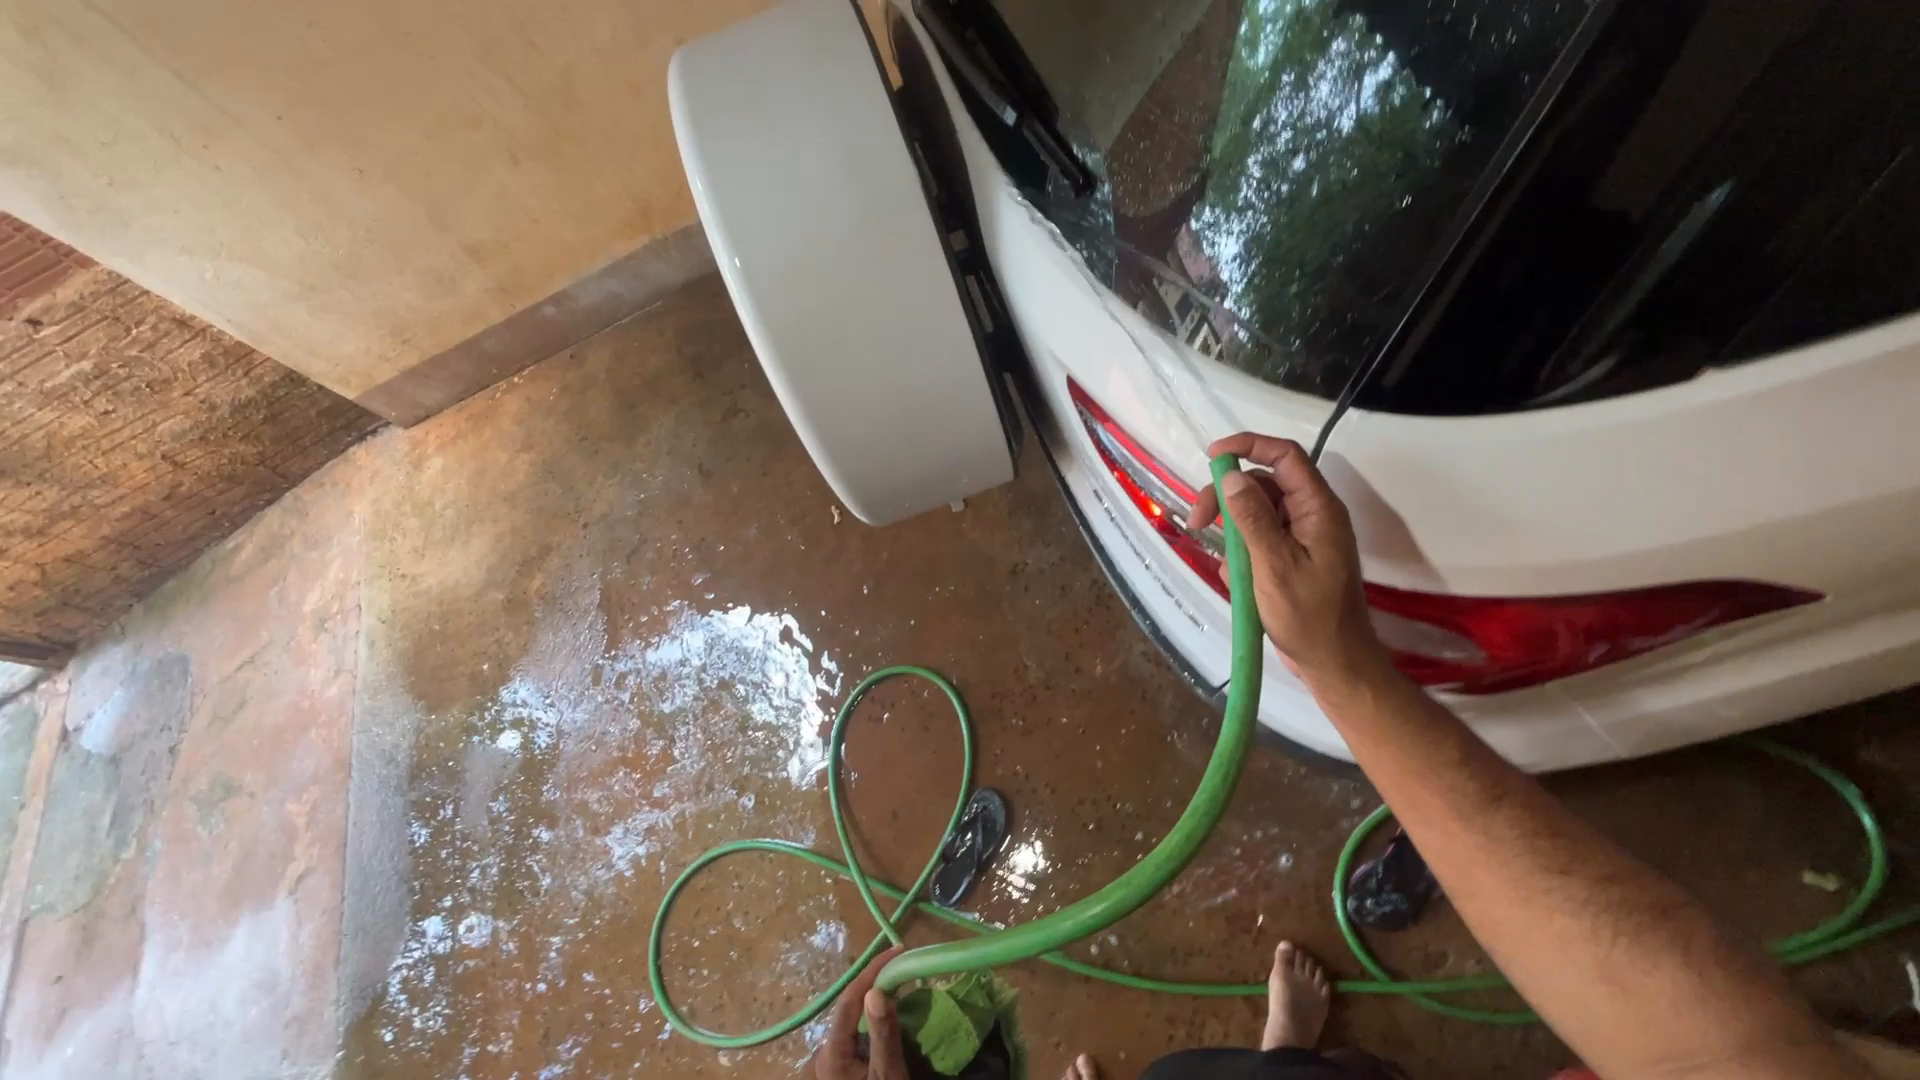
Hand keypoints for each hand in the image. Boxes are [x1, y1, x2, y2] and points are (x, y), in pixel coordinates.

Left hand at [814, 946, 908, 1079]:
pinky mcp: (845, 1066)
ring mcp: (835, 1058)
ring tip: (899, 980)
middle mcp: (828, 1050)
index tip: (898, 951)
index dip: (872, 970)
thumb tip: (877, 990)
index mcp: (832, 1050)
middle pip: (851, 1005)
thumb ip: (882, 1035)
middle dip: (875, 980)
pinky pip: (860, 1031)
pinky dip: (875, 1016)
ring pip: (856, 1017)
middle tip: (902, 963)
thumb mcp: (886, 1074)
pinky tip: (891, 1012)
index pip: (850, 998)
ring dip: (876, 996)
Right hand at [1188, 433, 1388, 691]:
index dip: (1249, 446)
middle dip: (1227, 495)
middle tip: (1196, 521)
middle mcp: (1310, 515)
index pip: (1285, 456)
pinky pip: (1258, 540)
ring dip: (1230, 528)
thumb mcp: (1274, 566)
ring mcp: (1301, 538)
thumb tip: (1232, 477)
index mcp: (1317, 509)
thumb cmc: (1308, 616)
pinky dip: (1239, 553)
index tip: (1212, 456)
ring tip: (1217, 559)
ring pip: (1256, 512)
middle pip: (1263, 483)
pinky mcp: (1290, 558)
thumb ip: (1252, 519)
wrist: (1333, 662)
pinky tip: (1233, 578)